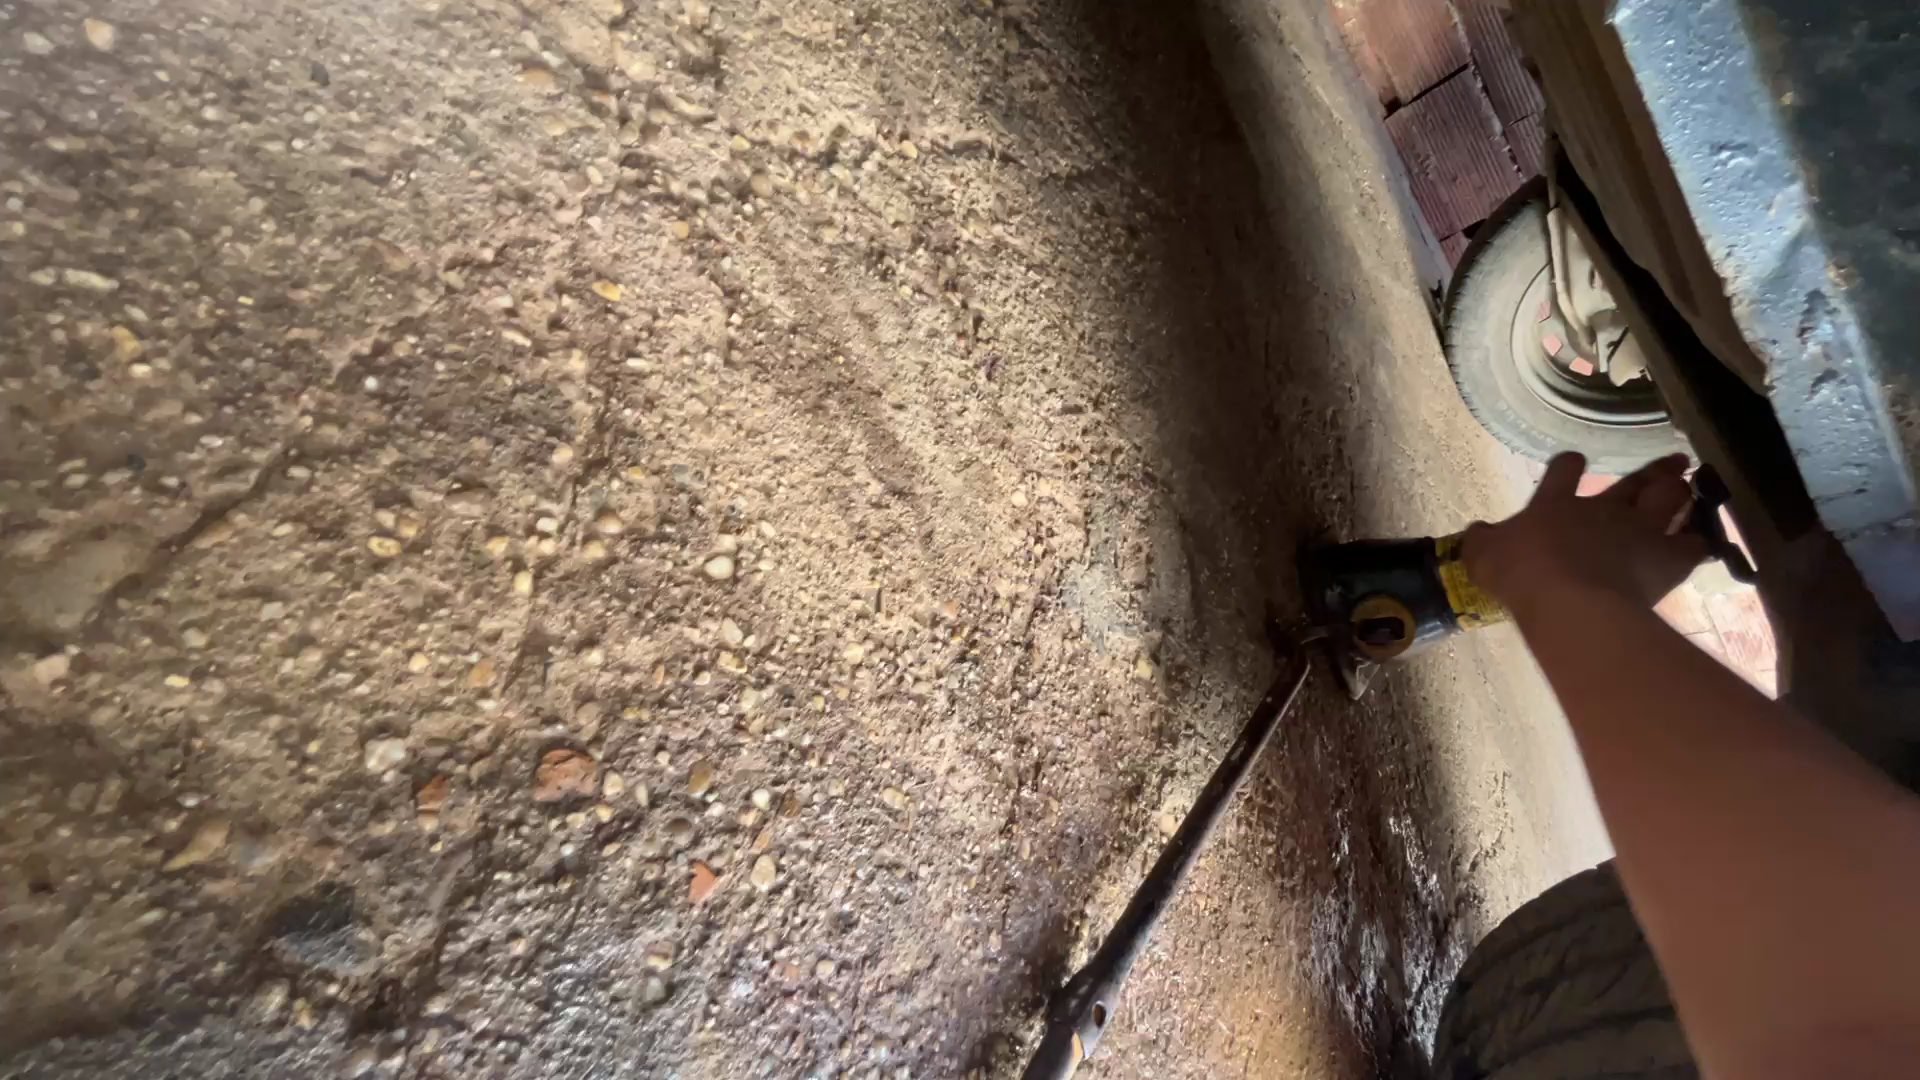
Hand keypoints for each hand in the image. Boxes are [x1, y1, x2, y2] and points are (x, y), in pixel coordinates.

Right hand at [1462, 452, 1708, 611]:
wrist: (1567, 601)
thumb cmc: (1517, 572)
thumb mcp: (1480, 554)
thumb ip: (1482, 539)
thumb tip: (1478, 530)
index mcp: (1554, 504)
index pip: (1564, 471)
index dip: (1569, 464)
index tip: (1574, 461)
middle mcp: (1602, 509)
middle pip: (1634, 482)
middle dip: (1653, 470)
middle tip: (1673, 461)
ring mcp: (1640, 530)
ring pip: (1671, 500)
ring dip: (1681, 490)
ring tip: (1690, 485)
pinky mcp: (1669, 558)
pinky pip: (1696, 543)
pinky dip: (1700, 538)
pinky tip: (1703, 538)